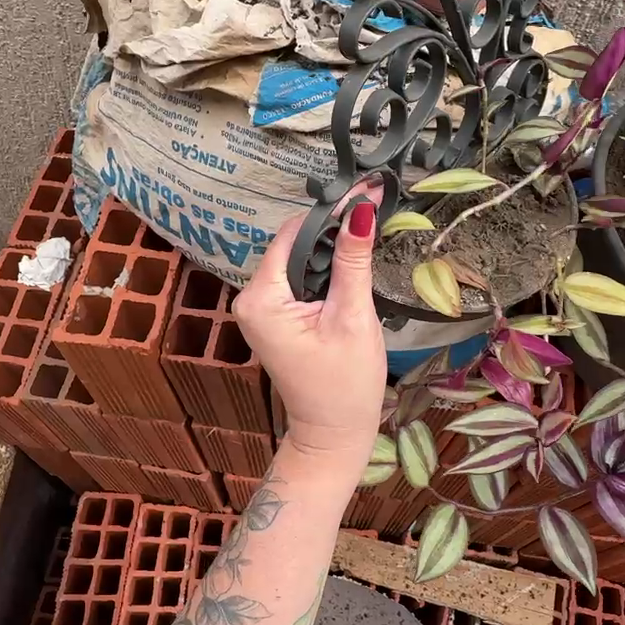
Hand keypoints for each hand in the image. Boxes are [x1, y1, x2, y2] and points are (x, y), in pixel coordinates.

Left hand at [233, 201, 386, 464]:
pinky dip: (325, 268)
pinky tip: (353, 256)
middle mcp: (251, 298)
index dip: (330, 212)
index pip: (293, 234)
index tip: (366, 190)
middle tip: (373, 202)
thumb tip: (361, 209)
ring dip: (331, 245)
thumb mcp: (352, 317)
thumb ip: (353, 261)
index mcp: (262, 298)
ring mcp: (262, 308)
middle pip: (293, 244)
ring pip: (298, 259)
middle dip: (332, 226)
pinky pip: (299, 279)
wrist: (335, 433)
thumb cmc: (345, 382)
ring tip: (368, 220)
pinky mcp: (276, 316)